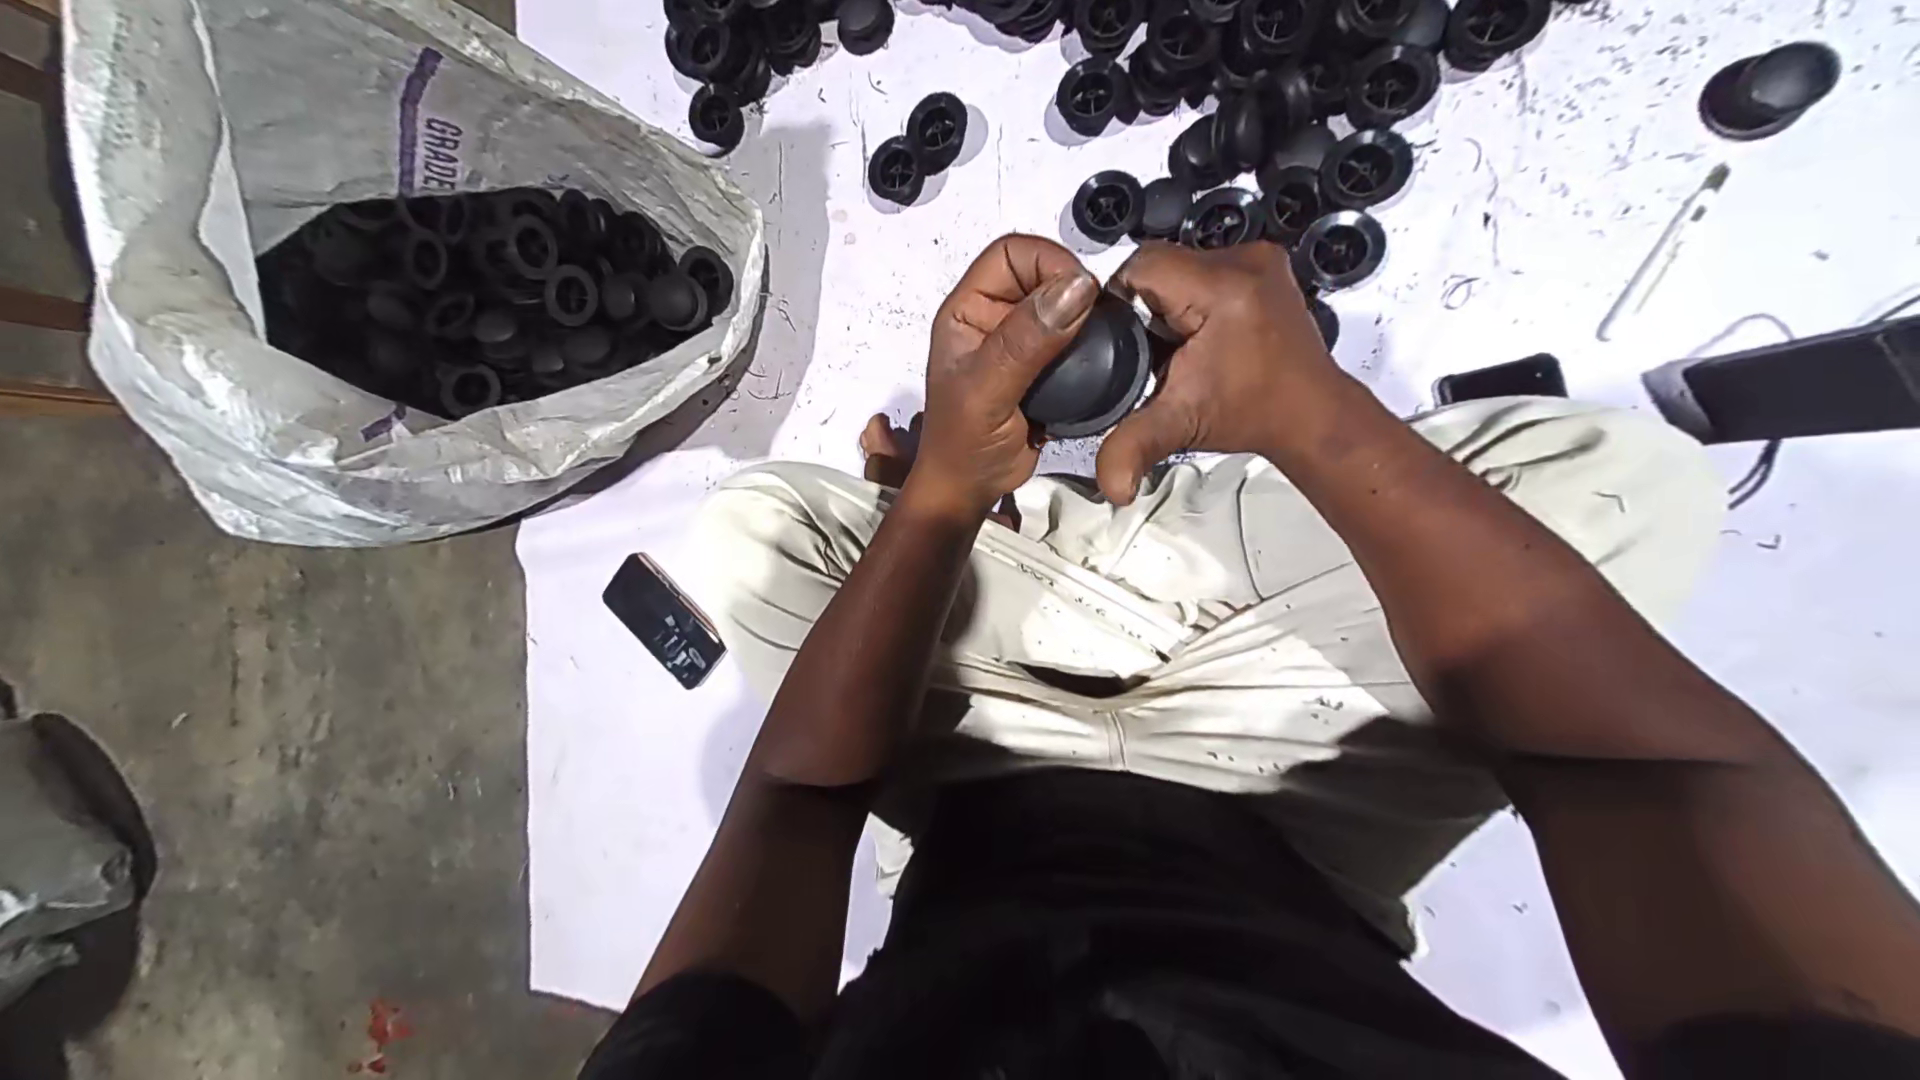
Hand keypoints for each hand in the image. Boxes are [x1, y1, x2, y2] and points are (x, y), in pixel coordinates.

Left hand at [909, 234, 1098, 516]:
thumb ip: (1025, 343)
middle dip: (1071, 288)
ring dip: (1083, 317)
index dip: (1047, 262)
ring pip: (1061, 305)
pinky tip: (1096, 359)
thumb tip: (1076, 288)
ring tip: (1099, 341)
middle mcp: (993, 318)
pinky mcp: (1042, 368)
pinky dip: (1088, 344)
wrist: (971, 489)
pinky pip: (1072, 339)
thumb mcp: (987, 391)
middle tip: (1094, 321)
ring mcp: (1019, 343)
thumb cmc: (964, 445)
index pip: (1010, 254)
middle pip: (1041, 273)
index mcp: (967, 311)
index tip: (1079, 294)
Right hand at [1095, 242, 1345, 504]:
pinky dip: (1190, 299)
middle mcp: (1246, 262)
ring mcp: (1259, 262)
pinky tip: (1194, 334)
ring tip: (1173, 344)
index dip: (1117, 299)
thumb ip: (1132, 447)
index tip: (1121, 336)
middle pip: (1159, 262)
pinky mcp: (1264, 270)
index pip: (1140, 265)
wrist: (1309, 414)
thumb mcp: (1180, 426)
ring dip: (1165, 302)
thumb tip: (1109, 485)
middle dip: (1142, 305)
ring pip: (1181, 264)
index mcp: (1223, 289)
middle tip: (1151, 349)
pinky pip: (1205, 270)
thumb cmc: (1258, 412)